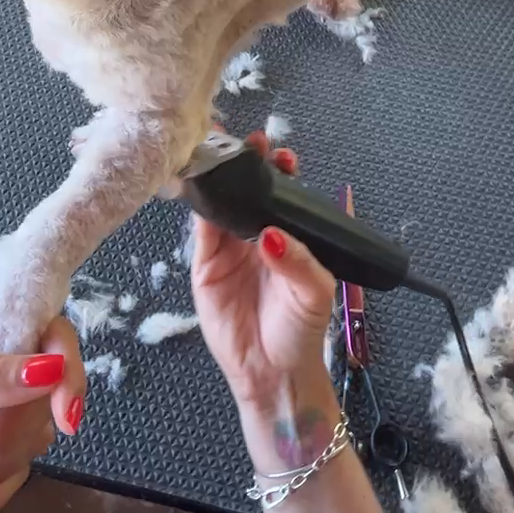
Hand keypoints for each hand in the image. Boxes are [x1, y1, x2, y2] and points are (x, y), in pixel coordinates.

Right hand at [189, 134, 341, 470]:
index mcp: (288, 235)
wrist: (271, 372)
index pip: (283, 194)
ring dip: (221, 176)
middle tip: (246, 140)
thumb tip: (270, 233)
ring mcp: (229, 246)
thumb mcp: (314, 292)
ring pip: (223, 202)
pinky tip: (200, 183)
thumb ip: (297, 261)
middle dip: (247, 163)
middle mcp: (257, 234)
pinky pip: (202, 227)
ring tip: (218, 148)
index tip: (277, 151)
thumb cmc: (300, 329)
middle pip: (250, 190)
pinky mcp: (205, 262)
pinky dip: (199, 204)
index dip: (279, 170)